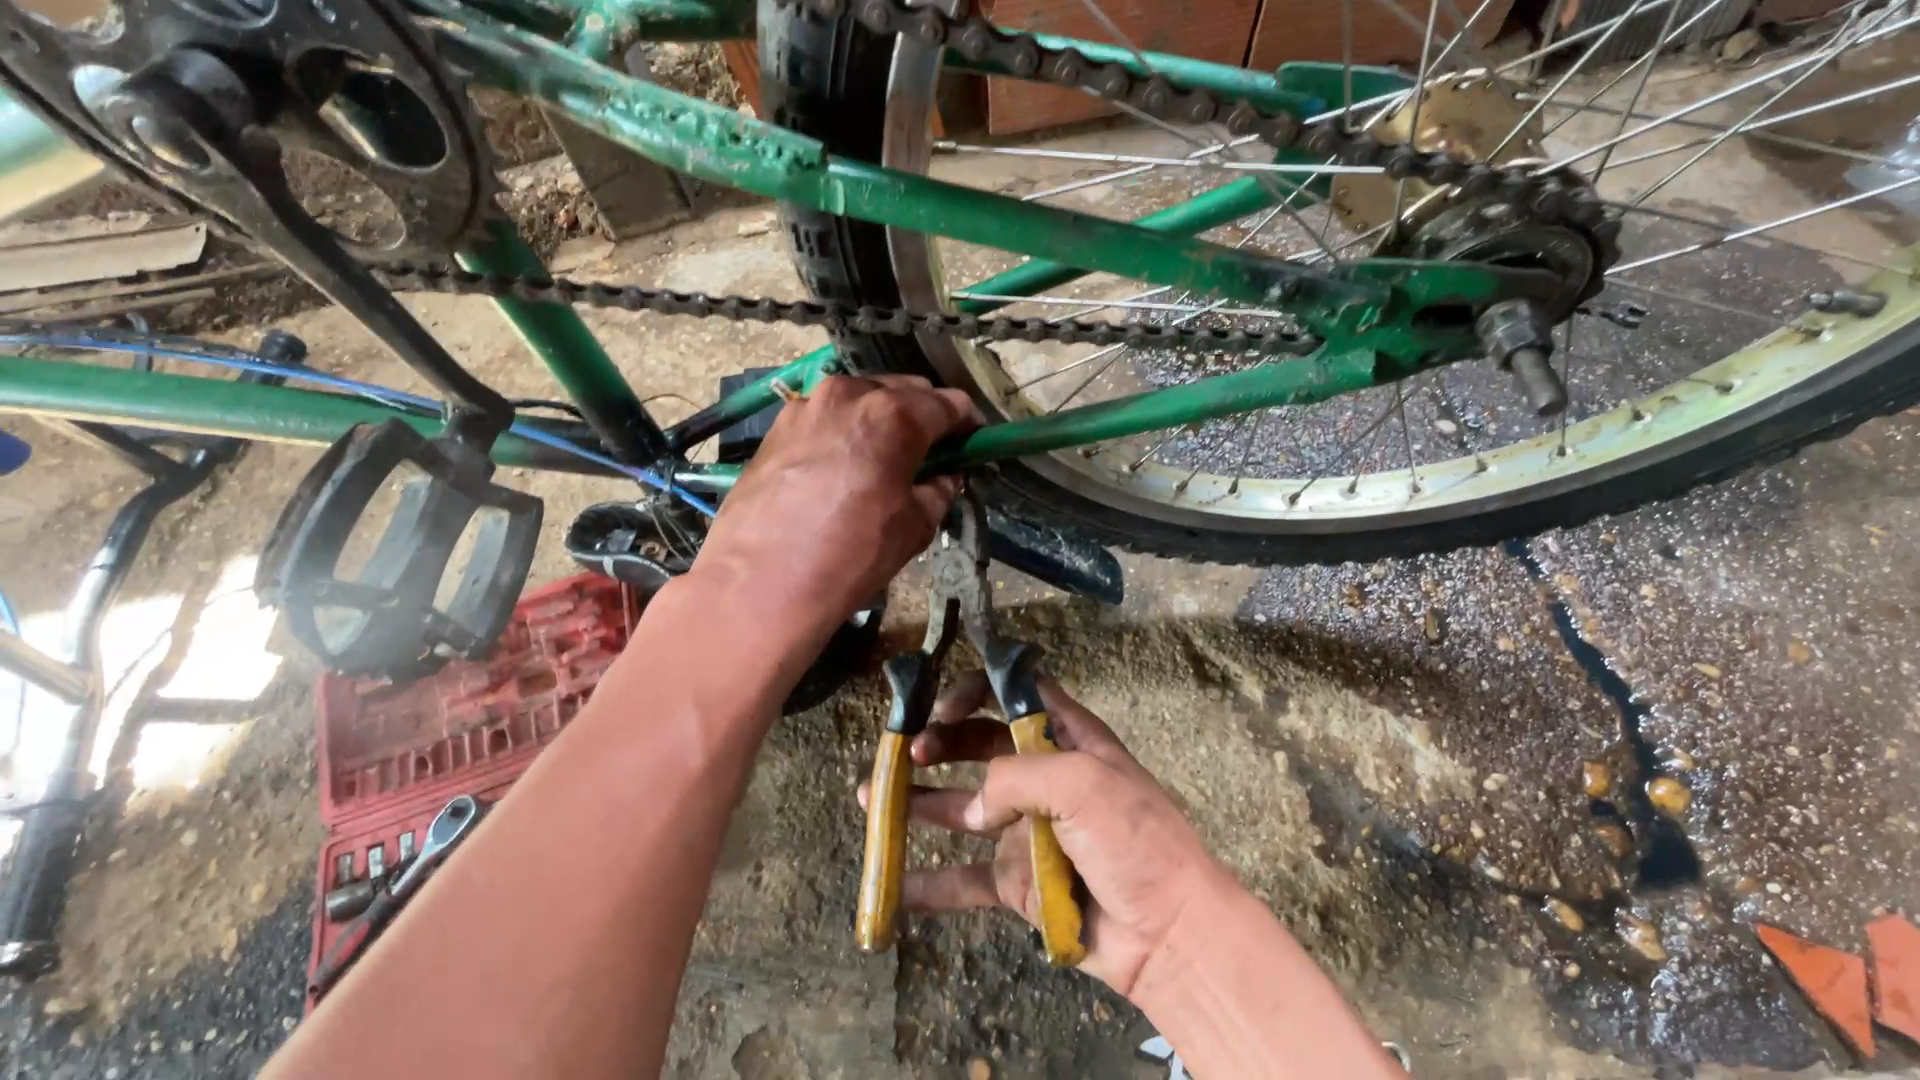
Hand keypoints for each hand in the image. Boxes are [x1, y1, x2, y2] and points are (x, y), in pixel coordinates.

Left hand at [693, 374, 975, 634]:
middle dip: (923, 415)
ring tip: (884, 457)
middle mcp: (849, 395)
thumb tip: (944, 476)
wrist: (760, 583)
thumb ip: (938, 490)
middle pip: (902, 390)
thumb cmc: (850, 555)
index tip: (971, 443)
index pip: (947, 404)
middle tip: (931, 452)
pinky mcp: (777, 427)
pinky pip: (825, 416)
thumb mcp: (914, 527)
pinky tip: (843, 464)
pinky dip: (844, 430)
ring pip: (860, 398)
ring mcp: (807, 407)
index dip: (966, 424)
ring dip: (880, 418)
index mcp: (894, 414)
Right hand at [859, 673, 1227, 994]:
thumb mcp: (1081, 783)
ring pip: (962, 809)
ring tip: (870, 796)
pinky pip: (964, 878)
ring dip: (917, 800)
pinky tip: (892, 882)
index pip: (1017, 694)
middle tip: (906, 751)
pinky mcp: (1018, 882)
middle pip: (979, 745)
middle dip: (940, 741)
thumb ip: (1015, 776)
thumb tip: (977, 807)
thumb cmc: (1134, 842)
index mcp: (1069, 739)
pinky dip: (928, 882)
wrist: (1167, 935)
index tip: (941, 703)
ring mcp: (1028, 831)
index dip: (978, 688)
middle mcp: (1044, 778)